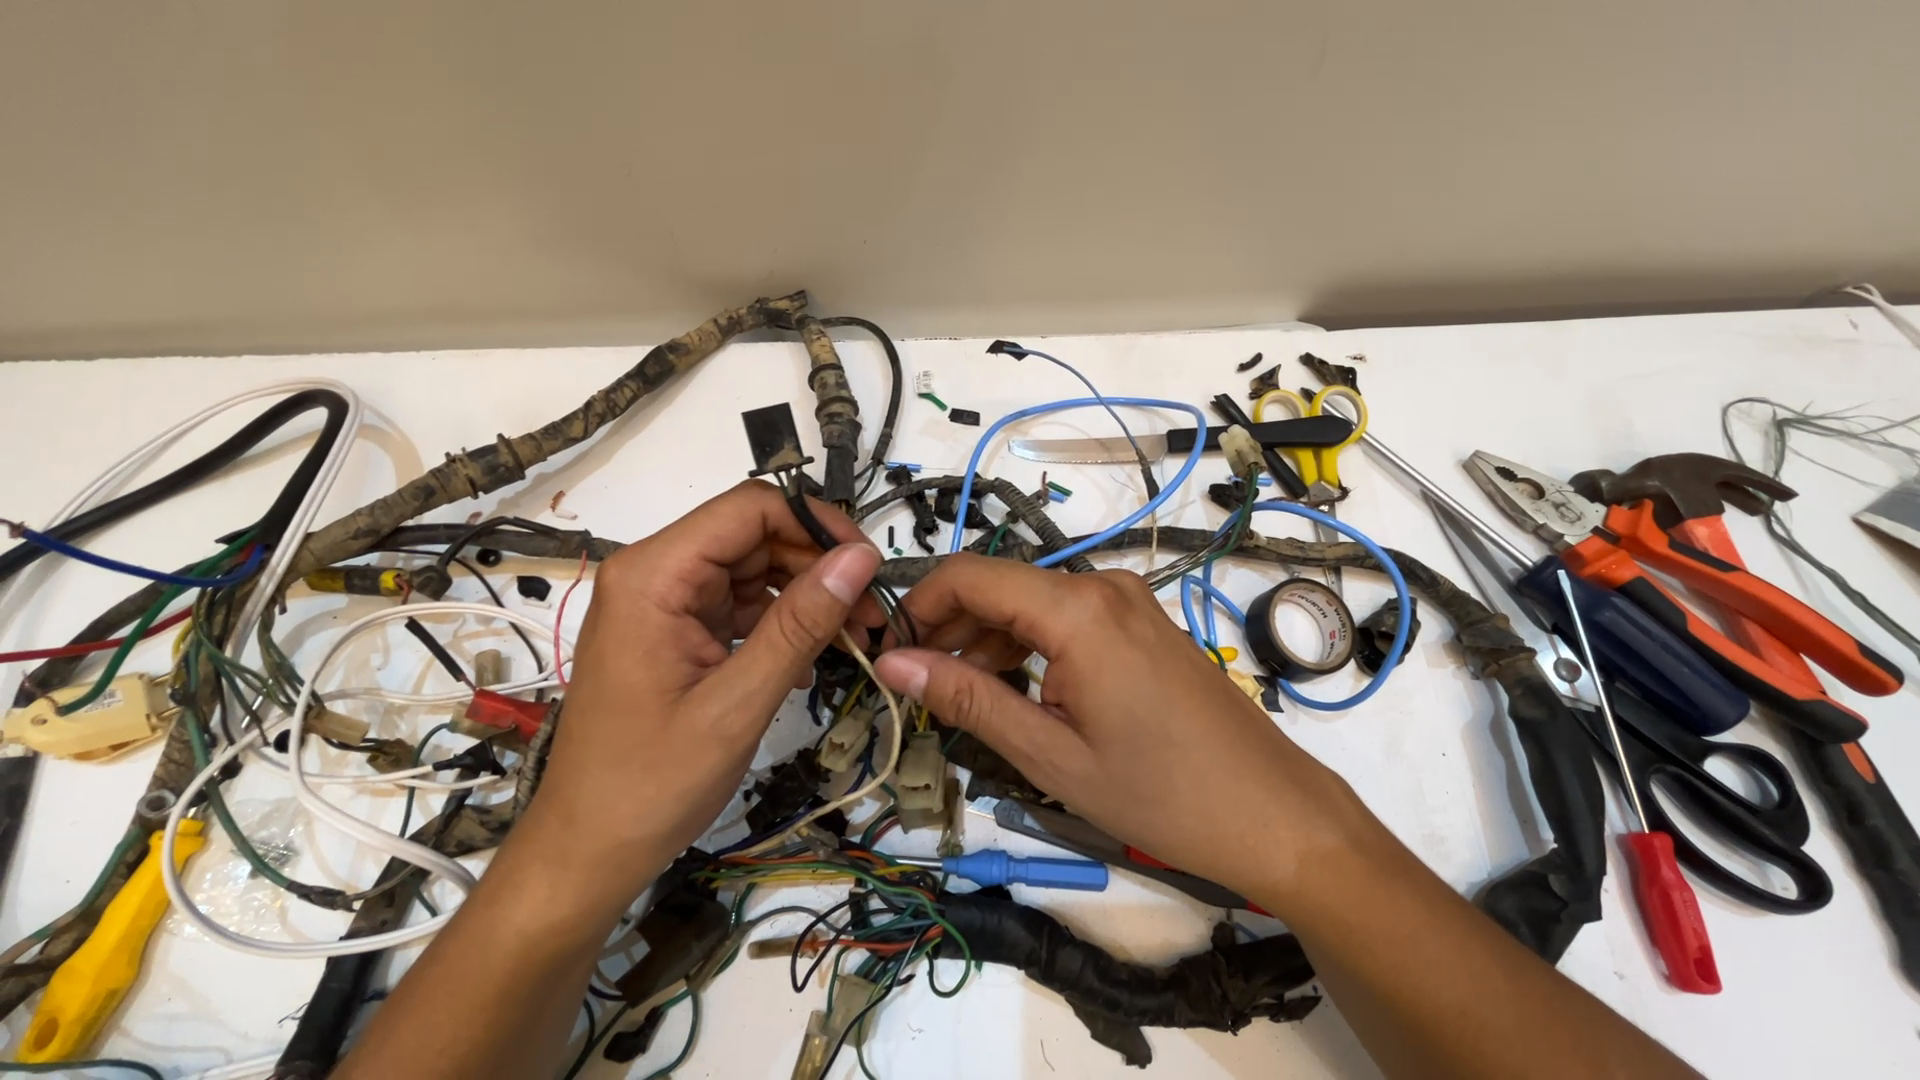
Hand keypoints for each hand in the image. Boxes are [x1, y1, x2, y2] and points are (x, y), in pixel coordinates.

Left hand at [524, 481, 880, 904]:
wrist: (588, 850)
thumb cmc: (652, 783)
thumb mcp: (738, 703)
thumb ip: (801, 624)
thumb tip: (861, 558)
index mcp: (654, 575)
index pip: (749, 509)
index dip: (817, 525)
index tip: (869, 567)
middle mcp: (654, 575)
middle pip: (754, 538)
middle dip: (818, 569)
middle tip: (870, 620)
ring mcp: (664, 605)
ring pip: (754, 572)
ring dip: (807, 600)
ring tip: (853, 643)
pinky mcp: (674, 634)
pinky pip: (740, 608)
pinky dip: (781, 627)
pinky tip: (809, 664)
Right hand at [873, 556, 1380, 912]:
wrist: (1271, 812)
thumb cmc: (1158, 793)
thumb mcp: (1049, 753)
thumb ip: (967, 699)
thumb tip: (893, 663)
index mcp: (1077, 608)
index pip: (970, 575)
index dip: (919, 607)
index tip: (889, 655)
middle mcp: (1103, 586)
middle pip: (1001, 587)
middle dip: (951, 629)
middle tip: (918, 687)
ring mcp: (1130, 603)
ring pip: (1033, 604)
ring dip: (989, 641)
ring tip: (963, 698)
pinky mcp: (1144, 624)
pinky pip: (1069, 619)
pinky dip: (1032, 647)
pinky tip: (1018, 691)